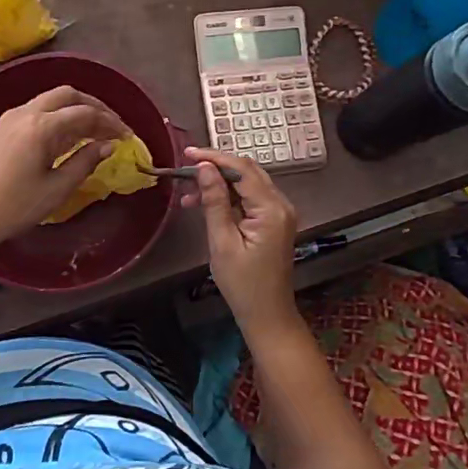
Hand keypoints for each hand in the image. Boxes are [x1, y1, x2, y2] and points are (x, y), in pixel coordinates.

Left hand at [0, 86, 127, 251]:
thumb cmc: (11, 208)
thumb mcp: (55, 190)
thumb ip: (84, 163)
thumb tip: (107, 146)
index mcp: (42, 125)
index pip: (86, 113)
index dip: (111, 123)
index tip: (128, 138)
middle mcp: (25, 112)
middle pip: (68, 95)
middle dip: (94, 107)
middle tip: (112, 127)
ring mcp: (10, 119)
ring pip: (51, 101)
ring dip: (75, 111)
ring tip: (93, 134)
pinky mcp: (0, 130)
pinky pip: (37, 112)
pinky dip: (58, 118)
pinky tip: (65, 140)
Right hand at [181, 147, 300, 332]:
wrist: (267, 314)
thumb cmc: (242, 284)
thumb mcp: (222, 242)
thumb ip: (214, 202)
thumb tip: (205, 169)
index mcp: (271, 209)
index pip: (242, 170)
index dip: (215, 158)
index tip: (188, 154)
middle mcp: (281, 205)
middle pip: (247, 172)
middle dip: (216, 167)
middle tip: (186, 169)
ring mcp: (280, 213)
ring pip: (247, 184)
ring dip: (219, 183)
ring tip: (188, 193)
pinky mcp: (274, 221)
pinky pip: (250, 199)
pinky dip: (228, 197)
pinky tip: (205, 204)